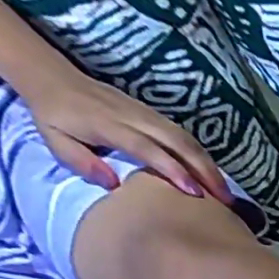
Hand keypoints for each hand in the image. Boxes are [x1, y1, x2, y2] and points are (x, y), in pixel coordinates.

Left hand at [17, 69, 233, 204]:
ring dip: (210, 166)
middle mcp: (133, 116)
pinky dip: (203, 156)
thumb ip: (82, 162)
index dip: (173, 169)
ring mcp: (146, 113)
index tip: (195, 193)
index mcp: (109, 125)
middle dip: (205, 171)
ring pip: (187, 138)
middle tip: (226, 201)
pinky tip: (213, 174)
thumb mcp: (55, 142)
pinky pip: (184, 135)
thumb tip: (115, 185)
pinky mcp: (153, 113)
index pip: (148, 147)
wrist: (52, 77)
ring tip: (226, 193)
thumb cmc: (54, 117)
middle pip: (178, 142)